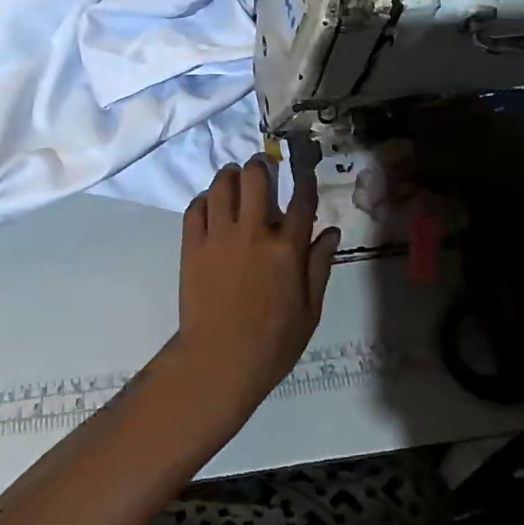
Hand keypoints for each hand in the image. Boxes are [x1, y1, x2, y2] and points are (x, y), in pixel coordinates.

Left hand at [171, 154, 339, 410]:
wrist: (219, 359)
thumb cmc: (273, 342)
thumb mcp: (310, 310)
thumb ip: (320, 266)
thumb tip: (332, 232)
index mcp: (286, 249)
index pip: (301, 201)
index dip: (305, 181)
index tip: (304, 173)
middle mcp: (253, 233)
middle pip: (256, 179)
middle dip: (261, 165)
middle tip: (261, 164)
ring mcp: (219, 237)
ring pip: (221, 187)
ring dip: (230, 175)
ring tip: (233, 175)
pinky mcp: (192, 247)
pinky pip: (194, 209)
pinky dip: (203, 200)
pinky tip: (209, 203)